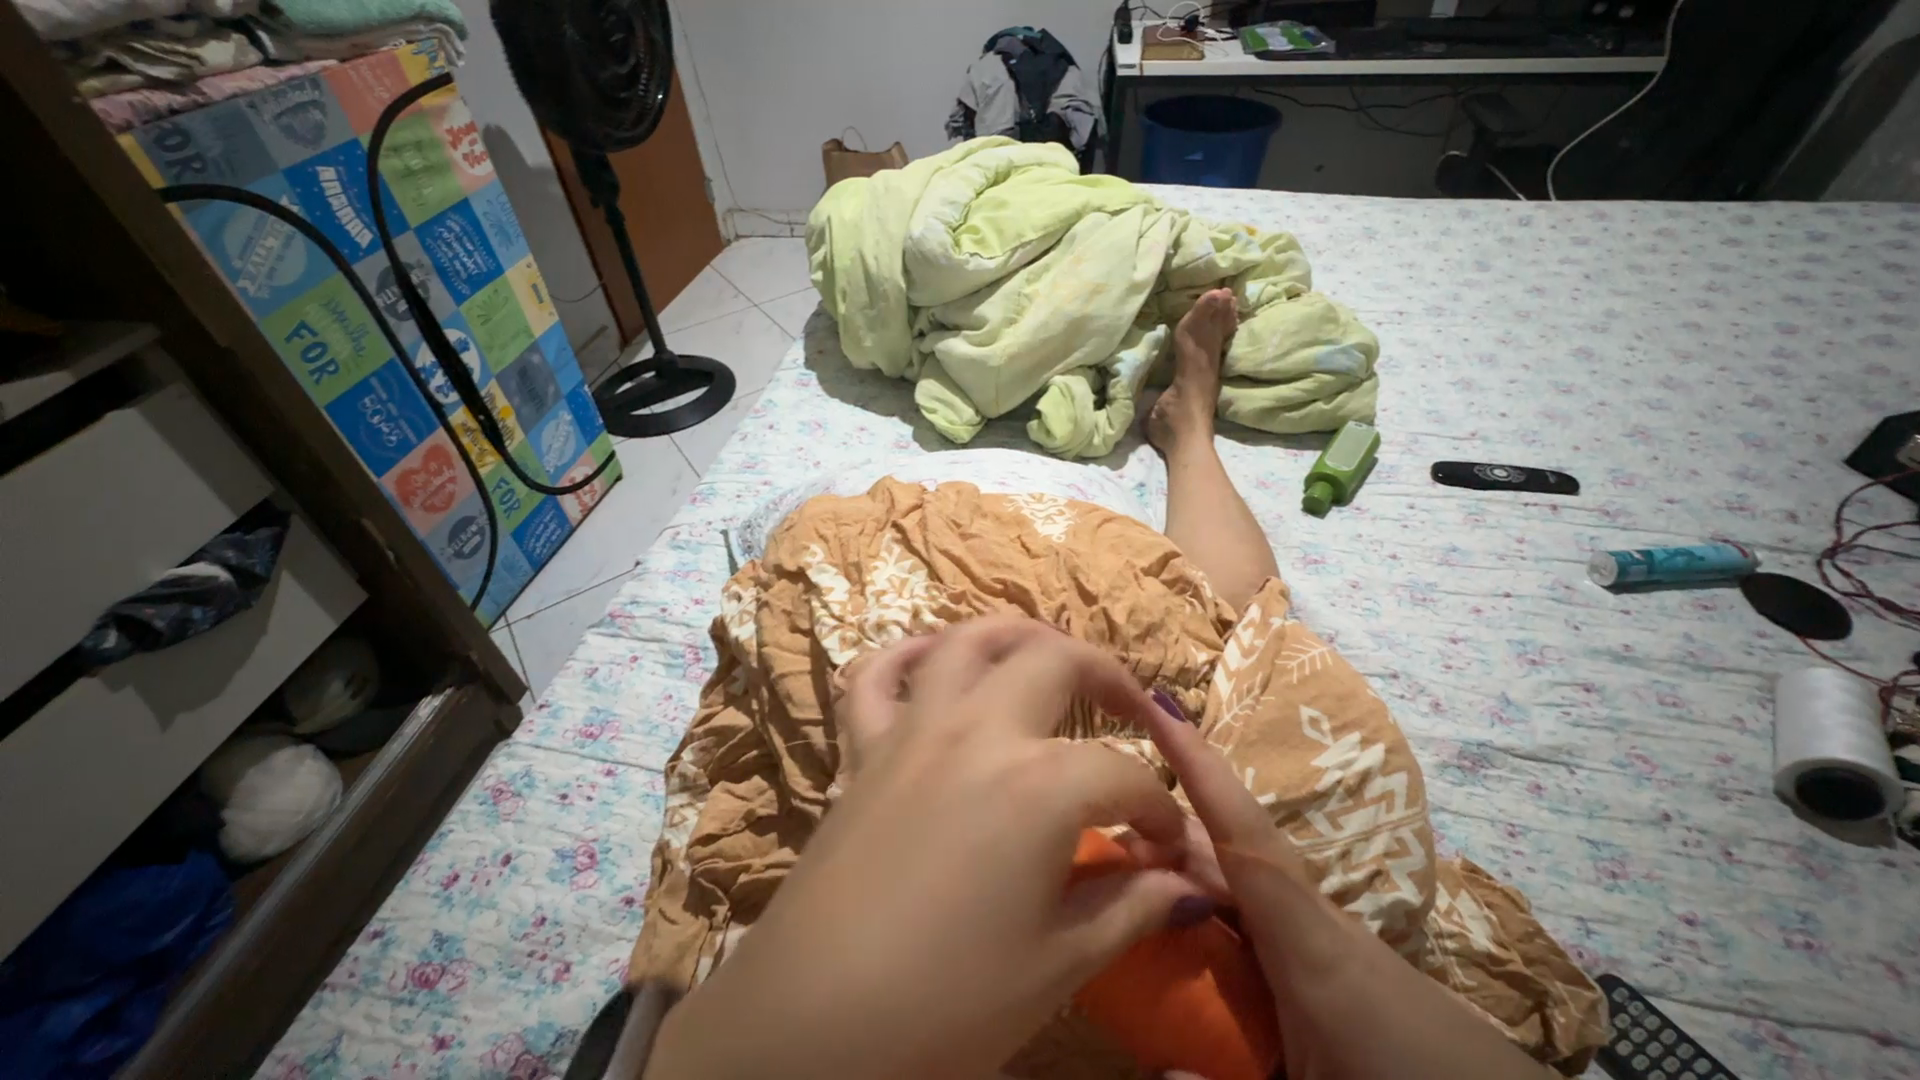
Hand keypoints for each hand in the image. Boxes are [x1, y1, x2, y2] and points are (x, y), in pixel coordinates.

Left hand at [646, 616, 1210, 1079]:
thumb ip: (1130, 907)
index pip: (1125, 776)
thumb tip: (1188, 885)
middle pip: (1056, 662)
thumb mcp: (1058, 963)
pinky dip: (905, 655)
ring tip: (1048, 654)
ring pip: (966, 643)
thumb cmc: (947, 1005)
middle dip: (1109, 677)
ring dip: (1015, 636)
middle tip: (1134, 712)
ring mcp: (912, 732)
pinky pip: (873, 676)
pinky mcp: (860, 752)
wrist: (811, 1025)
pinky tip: (930, 661)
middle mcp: (979, 732)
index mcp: (1041, 784)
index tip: (1169, 850)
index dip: (1160, 811)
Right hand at [1136, 694, 1550, 1079]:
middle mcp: (1312, 920)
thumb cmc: (1404, 1078)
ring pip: (1244, 877)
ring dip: (1187, 856)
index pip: (1244, 836)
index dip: (1200, 769)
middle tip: (1100, 809)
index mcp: (1305, 941)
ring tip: (1128, 855)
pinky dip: (1216, 893)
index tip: (1162, 708)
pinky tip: (1191, 913)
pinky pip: (1260, 908)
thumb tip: (1152, 1072)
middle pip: (1230, 848)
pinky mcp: (1332, 956)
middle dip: (1167, 817)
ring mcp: (1325, 934)